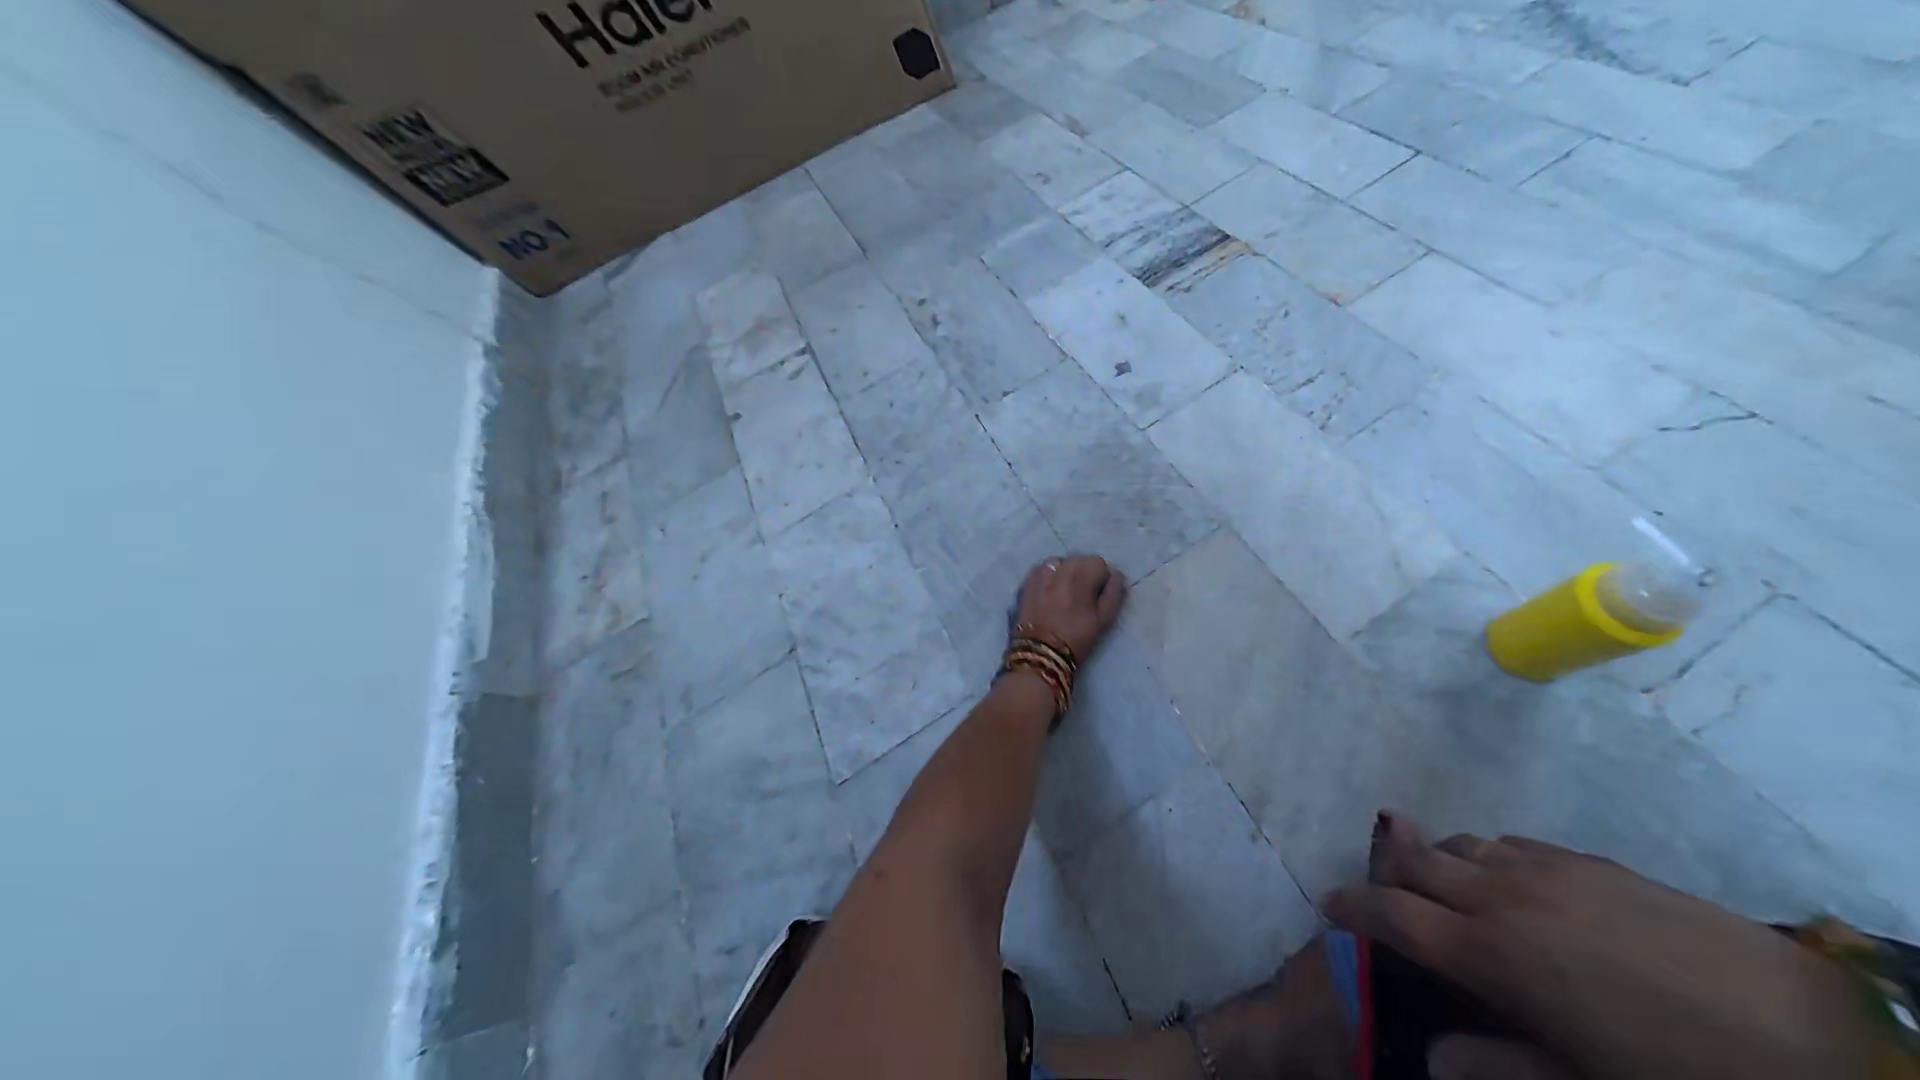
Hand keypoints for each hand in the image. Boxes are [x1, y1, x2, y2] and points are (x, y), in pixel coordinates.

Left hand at [1013, 555, 1127, 661]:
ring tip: (1064, 595)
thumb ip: (1114, 593)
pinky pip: (1042, 570)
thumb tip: (1116, 575)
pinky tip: (1049, 594)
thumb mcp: (1104, 620)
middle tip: (1081, 597)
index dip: (1101, 579)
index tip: (1096, 597)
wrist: (1039, 652)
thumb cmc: (1076, 638)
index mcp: (1080, 575)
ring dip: (1065, 573)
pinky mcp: (1026, 581)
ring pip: (1060, 563)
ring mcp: (1040, 573)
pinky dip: (1049, 577)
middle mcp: (1059, 567)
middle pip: (1079, 559)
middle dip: (1084, 573)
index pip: (1099, 562)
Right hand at [1328, 814, 1880, 1079]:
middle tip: (1381, 880)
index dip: (1351, 904)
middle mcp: (1501, 897)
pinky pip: (1513, 844)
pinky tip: (1519, 884)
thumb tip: (1429, 1058)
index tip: (1329, 901)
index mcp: (1489, 953)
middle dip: (1387, 865)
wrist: (1808, 1032)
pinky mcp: (1590, 861)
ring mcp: (1546, 871)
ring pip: (1462, 845)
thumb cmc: (1676, 1070)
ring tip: (1451, 885)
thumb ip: (1498, 1065)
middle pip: (1416, 860)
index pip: (1391, 913)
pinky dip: (1493, 857)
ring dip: (1442, 860)